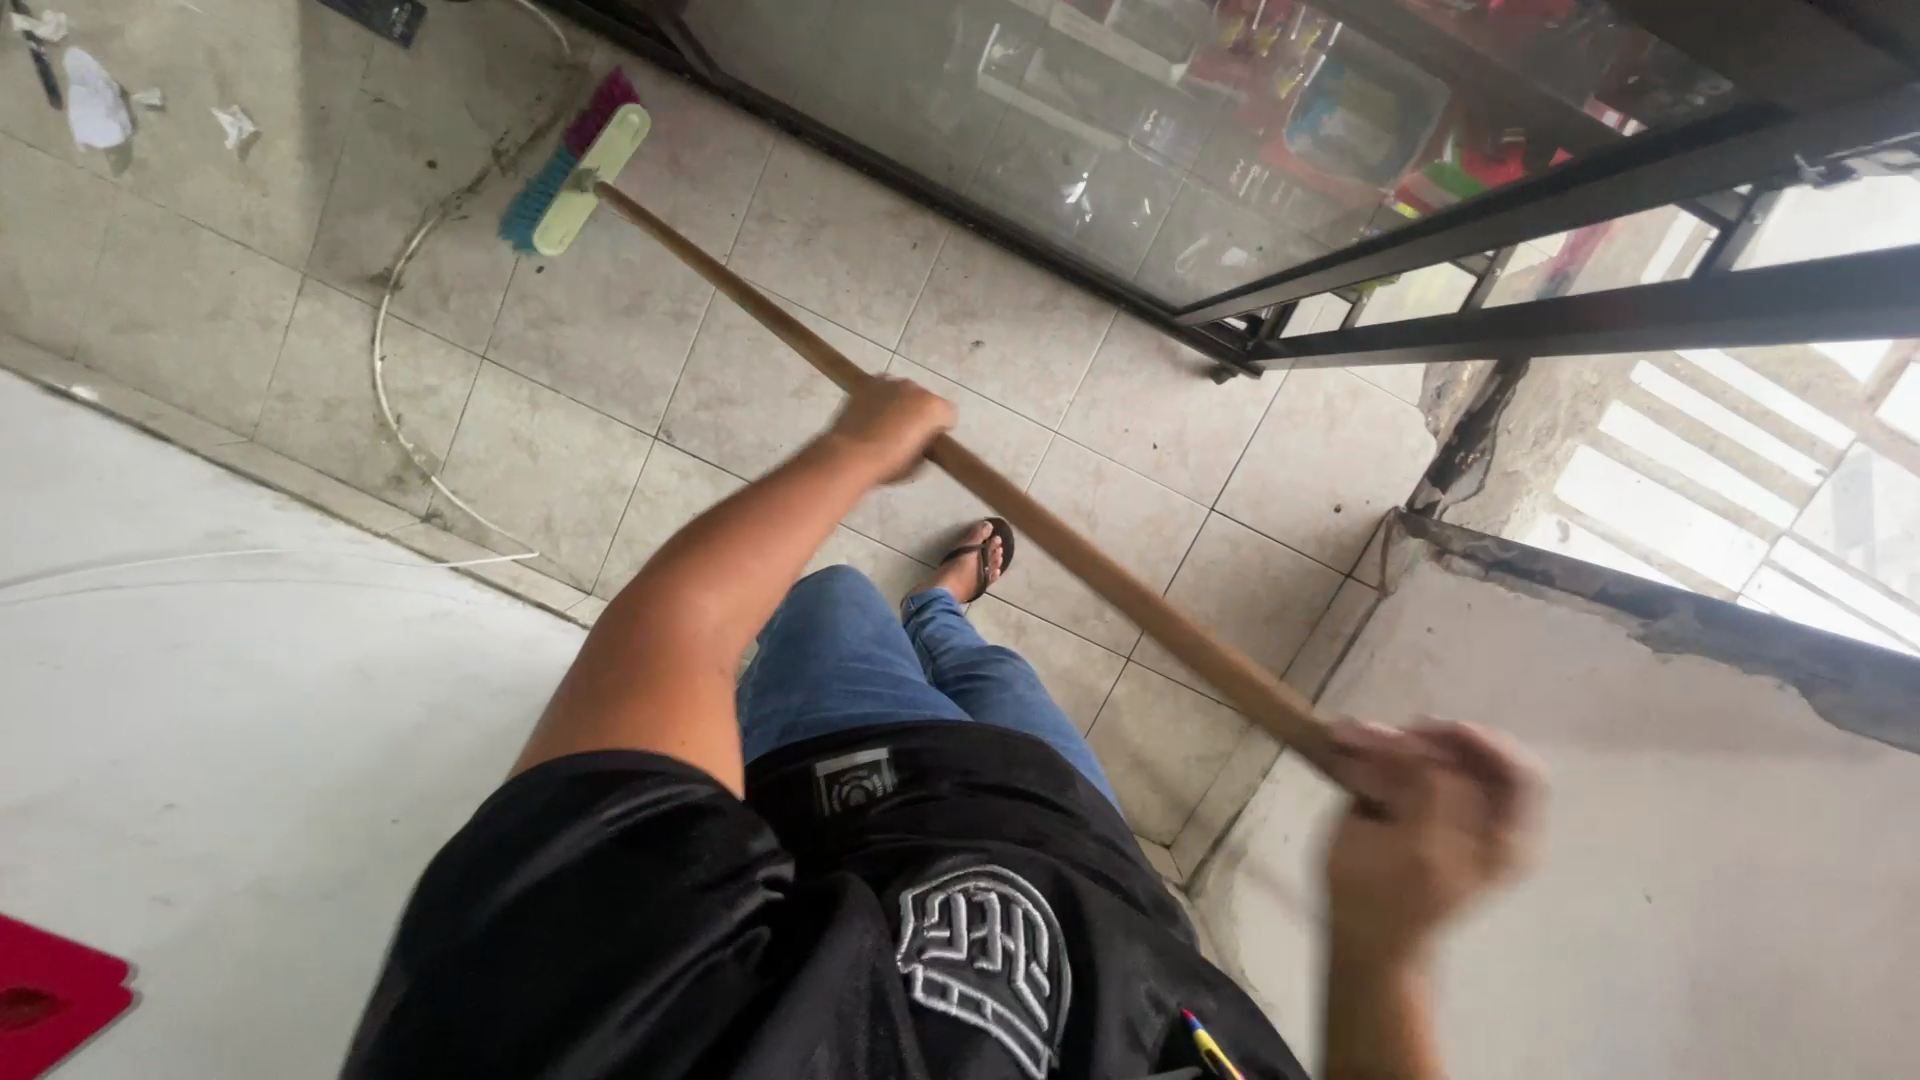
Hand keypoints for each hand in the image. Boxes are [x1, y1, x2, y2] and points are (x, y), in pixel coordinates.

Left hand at [824, 376, 956, 483]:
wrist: (849, 454)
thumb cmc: (888, 464)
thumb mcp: (919, 463)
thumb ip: (926, 444)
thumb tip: (922, 440)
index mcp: (933, 407)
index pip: (949, 414)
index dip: (941, 428)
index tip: (930, 441)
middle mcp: (915, 388)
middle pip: (926, 400)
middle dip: (920, 413)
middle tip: (907, 433)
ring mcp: (890, 382)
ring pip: (904, 392)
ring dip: (901, 404)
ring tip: (886, 423)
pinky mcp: (868, 382)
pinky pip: (883, 388)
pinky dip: (882, 398)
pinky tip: (873, 414)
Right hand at [1323, 720, 1539, 969]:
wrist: (1362, 932)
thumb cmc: (1392, 899)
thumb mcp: (1420, 850)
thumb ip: (1435, 794)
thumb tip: (1425, 746)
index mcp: (1504, 834)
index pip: (1516, 771)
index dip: (1482, 743)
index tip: (1435, 731)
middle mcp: (1482, 814)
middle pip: (1467, 754)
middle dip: (1423, 738)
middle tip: (1381, 734)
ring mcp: (1444, 805)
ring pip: (1428, 753)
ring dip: (1390, 739)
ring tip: (1350, 734)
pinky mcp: (1408, 801)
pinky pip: (1400, 762)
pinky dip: (1376, 747)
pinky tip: (1348, 739)